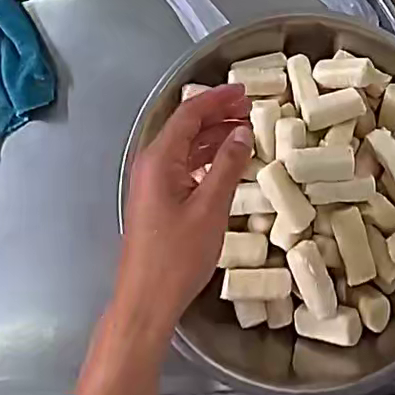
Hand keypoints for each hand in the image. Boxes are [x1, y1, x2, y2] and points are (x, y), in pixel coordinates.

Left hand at [114, 84, 254, 341]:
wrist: (145, 302)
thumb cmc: (177, 256)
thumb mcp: (210, 207)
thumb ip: (227, 165)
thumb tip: (242, 133)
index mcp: (159, 159)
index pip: (190, 114)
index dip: (218, 98)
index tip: (244, 91)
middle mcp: (152, 164)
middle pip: (186, 126)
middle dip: (218, 113)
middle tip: (249, 108)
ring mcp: (153, 182)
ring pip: (186, 145)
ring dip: (215, 134)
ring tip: (245, 130)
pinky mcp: (158, 199)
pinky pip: (185, 164)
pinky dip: (208, 156)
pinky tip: (228, 160)